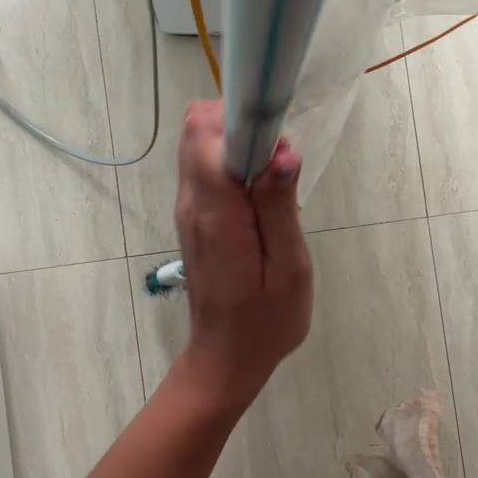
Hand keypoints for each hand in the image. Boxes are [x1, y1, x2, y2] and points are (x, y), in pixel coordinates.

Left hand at [172, 100, 312, 407]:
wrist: (226, 358)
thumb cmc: (265, 322)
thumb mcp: (288, 269)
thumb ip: (280, 207)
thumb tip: (281, 151)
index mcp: (215, 212)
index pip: (207, 132)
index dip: (244, 119)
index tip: (280, 142)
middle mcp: (192, 202)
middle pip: (198, 127)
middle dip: (243, 125)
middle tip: (282, 166)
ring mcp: (189, 208)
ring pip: (199, 143)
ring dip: (240, 144)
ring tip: (277, 183)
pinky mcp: (195, 215)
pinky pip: (206, 167)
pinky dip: (234, 164)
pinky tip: (262, 197)